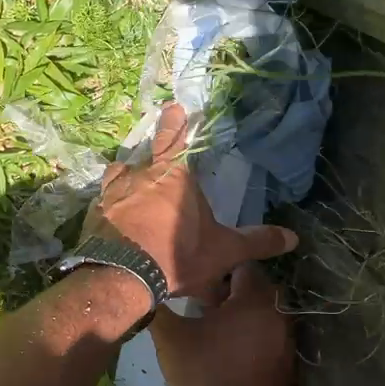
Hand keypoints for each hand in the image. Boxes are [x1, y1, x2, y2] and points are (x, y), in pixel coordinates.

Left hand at [84, 103, 296, 297]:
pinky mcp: (92, 213)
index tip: (172, 108)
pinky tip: (115, 208)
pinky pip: (103, 197)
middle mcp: (137, 177)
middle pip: (144, 156)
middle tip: (156, 147)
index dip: (174, 124)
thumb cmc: (175, 257)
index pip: (173, 141)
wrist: (119, 277)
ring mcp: (110, 193)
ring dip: (127, 172)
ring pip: (119, 173)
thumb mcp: (224, 252)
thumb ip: (256, 241)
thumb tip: (291, 237)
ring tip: (133, 176)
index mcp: (172, 177)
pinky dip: (111, 199)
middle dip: (152, 151)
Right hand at [150, 263, 294, 385]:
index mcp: (253, 299)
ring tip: (207, 320)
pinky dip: (246, 329)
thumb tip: (144, 289)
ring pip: (260, 309)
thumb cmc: (205, 369)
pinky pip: (264, 329)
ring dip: (237, 310)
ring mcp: (285, 336)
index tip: (194, 275)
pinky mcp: (284, 356)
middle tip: (197, 297)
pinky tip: (222, 343)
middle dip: (227, 287)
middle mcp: (277, 312)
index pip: (241, 264)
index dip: (216, 266)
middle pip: (253, 286)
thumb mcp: (169, 336)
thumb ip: (157, 307)